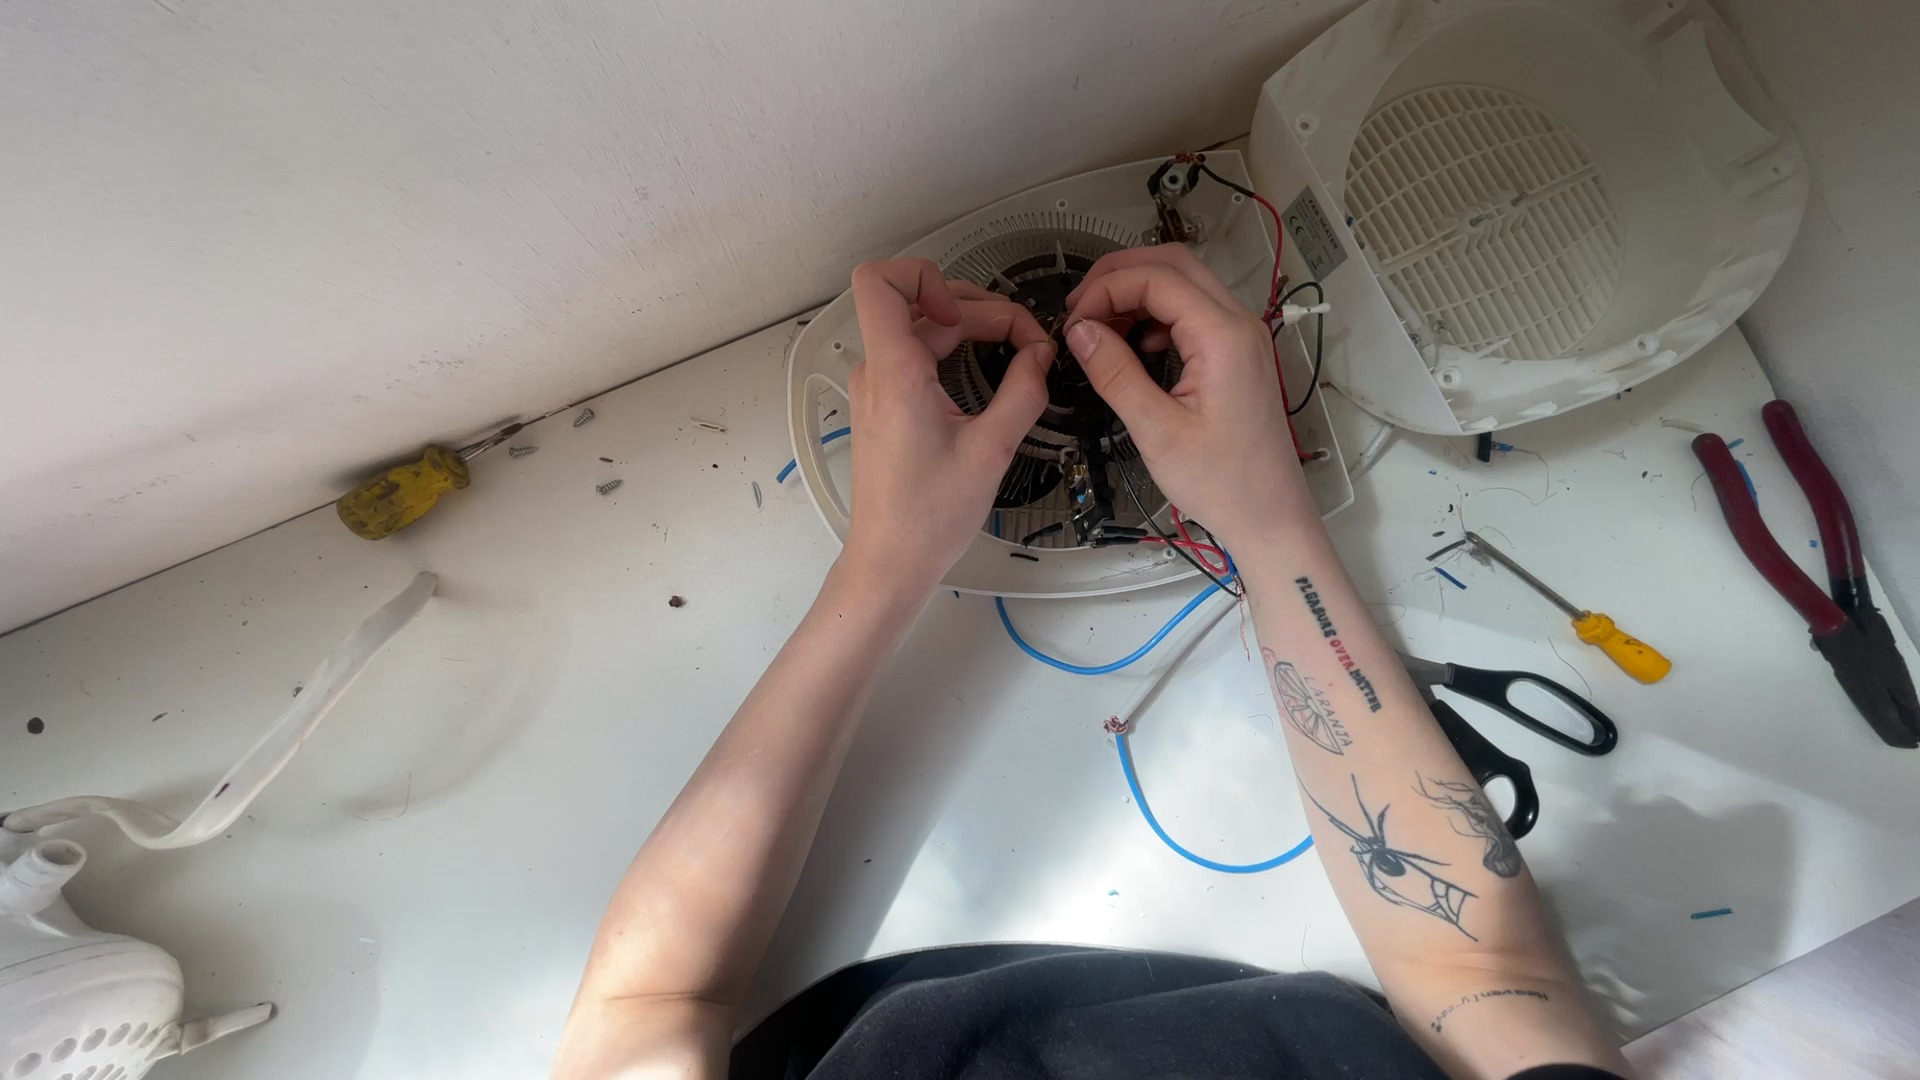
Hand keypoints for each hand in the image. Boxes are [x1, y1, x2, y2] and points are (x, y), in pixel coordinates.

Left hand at [841, 258, 1055, 589]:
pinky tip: (989, 370)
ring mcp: (877, 388)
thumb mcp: (991, 452)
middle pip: (920, 304)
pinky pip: (916, 357)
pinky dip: (953, 352)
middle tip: (1028, 340)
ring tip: (1017, 348)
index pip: (879, 283)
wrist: (890, 560)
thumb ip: (1022, 393)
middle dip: (978, 309)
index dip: (925, 276)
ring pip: (921, 329)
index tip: (969, 312)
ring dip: (968, 329)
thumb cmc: (928, 517)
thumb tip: (1041, 355)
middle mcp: (877, 373)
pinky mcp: (884, 404)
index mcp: (895, 374)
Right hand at [1063, 246, 1310, 547]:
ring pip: (1185, 283)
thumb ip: (1116, 373)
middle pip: (1174, 264)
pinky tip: (1136, 344)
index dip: (1106, 290)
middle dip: (1120, 275)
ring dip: (1138, 292)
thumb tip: (1080, 331)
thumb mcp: (1156, 430)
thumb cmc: (1219, 481)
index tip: (1073, 322)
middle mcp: (1238, 324)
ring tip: (1099, 325)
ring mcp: (1242, 337)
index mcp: (1222, 337)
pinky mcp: (1236, 354)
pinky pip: (1194, 312)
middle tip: (1079, 307)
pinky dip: (1157, 314)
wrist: (1267, 514)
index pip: (1157, 278)